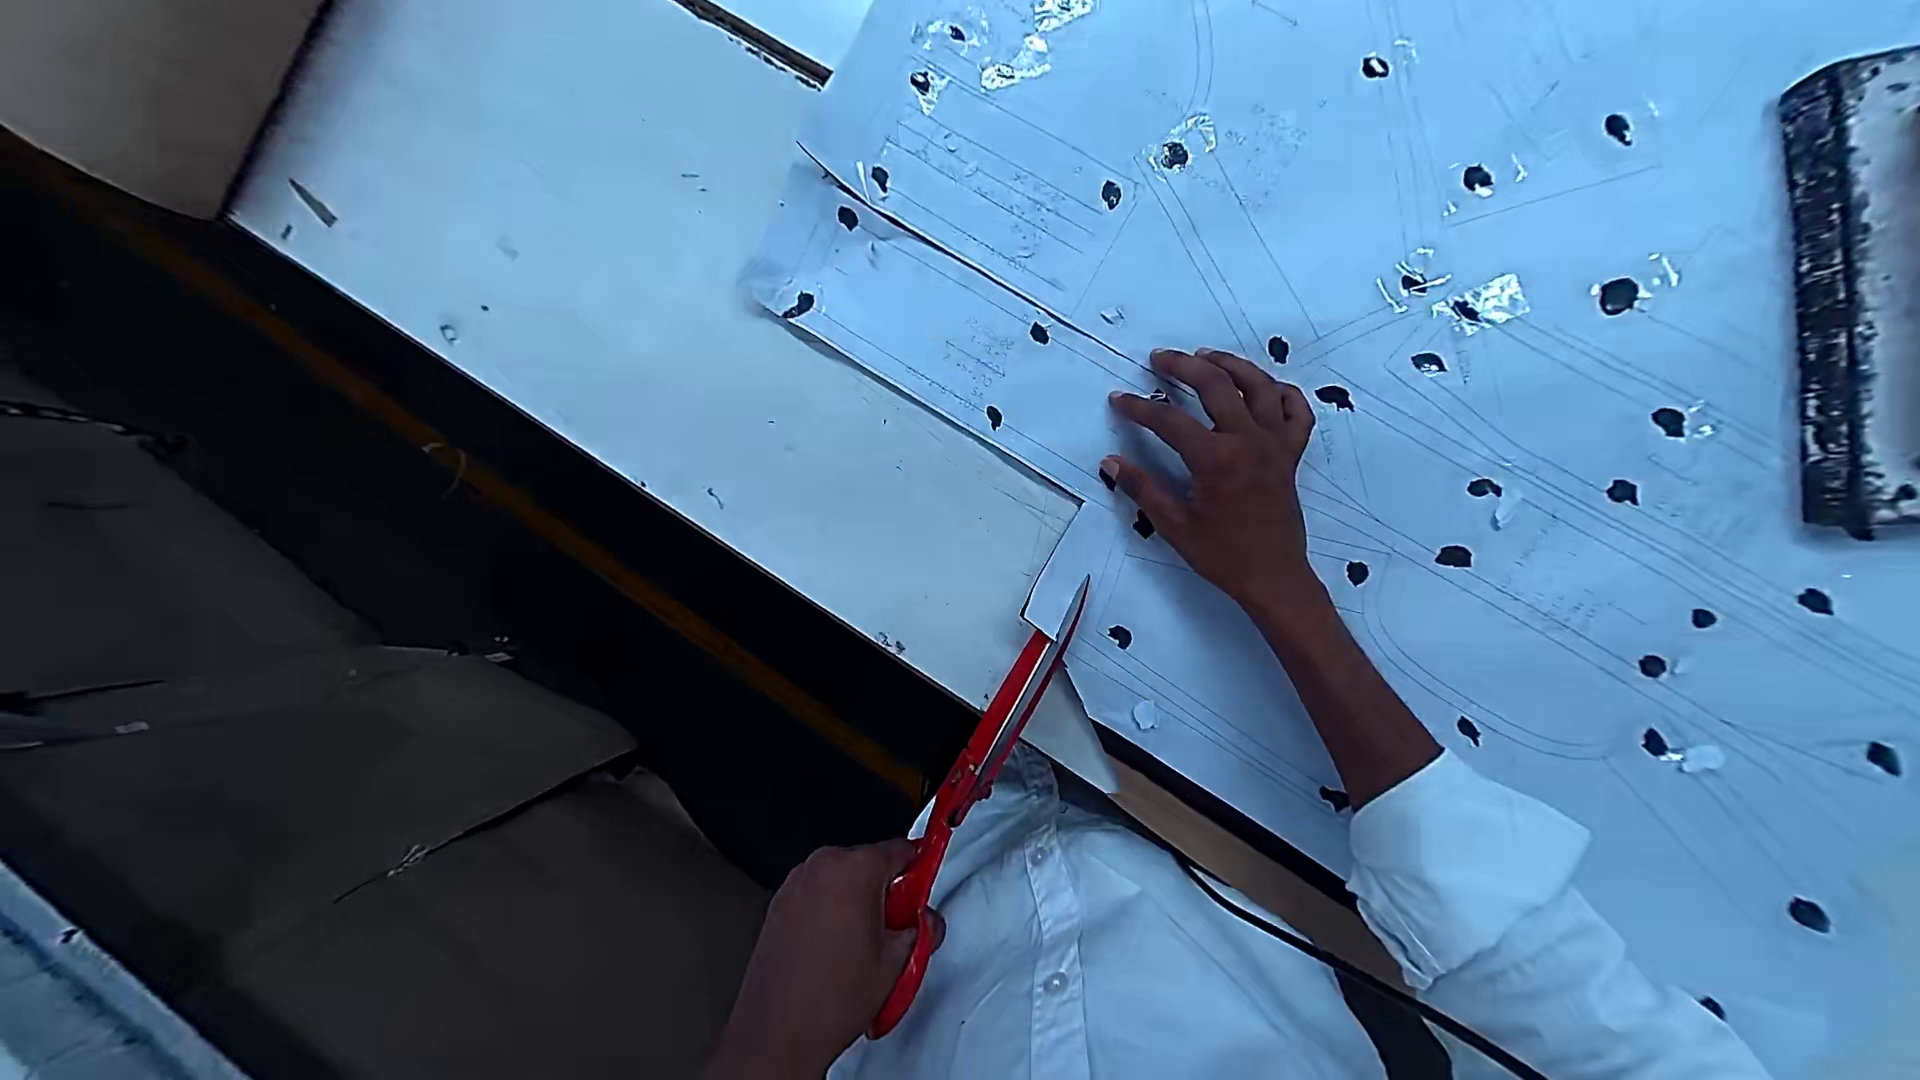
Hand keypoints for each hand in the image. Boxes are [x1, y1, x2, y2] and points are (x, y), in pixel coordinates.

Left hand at [706, 841, 942, 1079]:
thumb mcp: (897, 963)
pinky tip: (834, 946)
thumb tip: (926, 920)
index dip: (918, 863)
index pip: (900, 848)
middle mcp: (824, 866)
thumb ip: (921, 929)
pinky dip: (829, 907)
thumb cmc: (826, 1002)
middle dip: (885, 888)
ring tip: (860, 943)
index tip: (924, 871)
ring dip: (855, 897)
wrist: (777, 1035)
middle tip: (895, 921)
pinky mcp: (780, 900)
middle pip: (869, 862)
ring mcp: (798, 882)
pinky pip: (816, 891)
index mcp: (856, 870)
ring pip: (841, 876)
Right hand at [1104, 348, 1324, 620]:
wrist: (1273, 576)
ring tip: (1207, 356)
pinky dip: (1281, 393)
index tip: (1119, 400)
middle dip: (1183, 367)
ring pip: (1259, 386)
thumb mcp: (1173, 525)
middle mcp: (1248, 441)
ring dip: (1231, 365)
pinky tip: (1264, 387)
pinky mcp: (1292, 454)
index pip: (1170, 420)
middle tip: (1160, 358)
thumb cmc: (1221, 554)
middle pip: (1216, 385)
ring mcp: (1276, 444)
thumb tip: (1111, 462)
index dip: (1139, 408)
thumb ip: (1142, 488)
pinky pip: (1295, 411)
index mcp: (1215, 459)